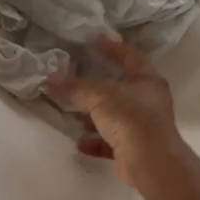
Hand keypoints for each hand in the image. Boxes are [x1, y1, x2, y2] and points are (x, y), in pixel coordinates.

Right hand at [47, 35, 186, 187]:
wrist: (149, 160)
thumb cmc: (130, 117)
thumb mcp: (100, 96)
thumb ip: (75, 88)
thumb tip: (50, 79)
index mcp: (147, 81)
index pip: (130, 56)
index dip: (113, 47)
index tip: (95, 39)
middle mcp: (148, 102)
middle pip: (121, 89)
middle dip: (98, 87)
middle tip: (78, 80)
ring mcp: (143, 127)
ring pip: (115, 117)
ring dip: (95, 118)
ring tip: (75, 117)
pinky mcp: (134, 149)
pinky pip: (111, 142)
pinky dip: (96, 142)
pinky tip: (80, 143)